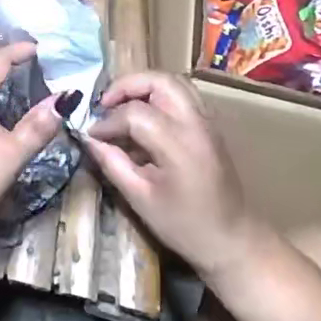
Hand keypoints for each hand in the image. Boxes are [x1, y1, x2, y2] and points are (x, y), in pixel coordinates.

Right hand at [82, 72, 263, 278]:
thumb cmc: (184, 225)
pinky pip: (183, 93)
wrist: (231, 239)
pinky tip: (144, 114)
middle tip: (104, 104)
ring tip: (122, 105)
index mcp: (178, 144)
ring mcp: (207, 120)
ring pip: (174, 81)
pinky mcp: (210, 124)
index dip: (108, 121)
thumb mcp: (140, 199)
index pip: (135, 113)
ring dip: (144, 85)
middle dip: (127, 85)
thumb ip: (113, 164)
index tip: (91, 136)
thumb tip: (90, 140)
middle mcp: (196, 122)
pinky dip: (160, 93)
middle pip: (159, 80)